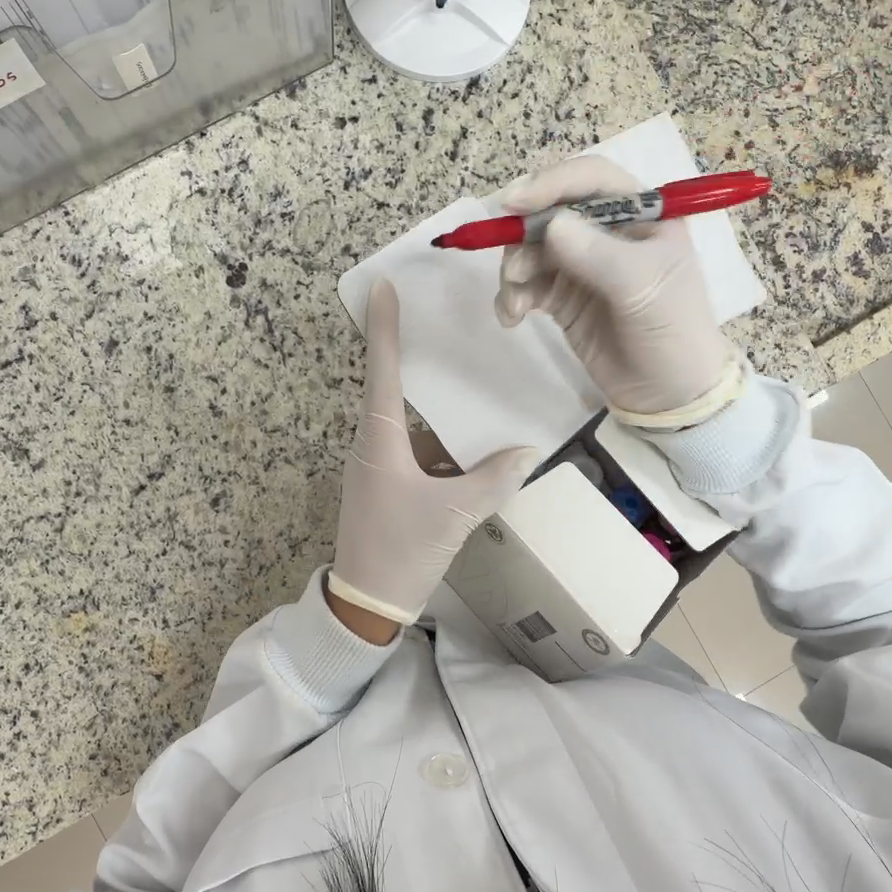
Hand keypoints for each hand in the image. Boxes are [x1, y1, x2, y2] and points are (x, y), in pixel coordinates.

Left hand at [328, 280, 542, 628]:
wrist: (365, 604)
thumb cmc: (402, 551)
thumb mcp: (454, 516)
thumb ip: (493, 481)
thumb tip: (526, 451)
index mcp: (380, 441)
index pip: (383, 371)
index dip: (384, 328)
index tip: (381, 287)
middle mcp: (373, 446)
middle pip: (394, 390)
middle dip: (415, 358)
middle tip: (439, 321)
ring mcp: (378, 468)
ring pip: (409, 425)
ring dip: (436, 410)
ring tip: (471, 383)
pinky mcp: (386, 488)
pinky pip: (416, 453)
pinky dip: (441, 447)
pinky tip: (474, 448)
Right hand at [496, 156, 743, 426]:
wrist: (670, 394)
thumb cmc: (672, 330)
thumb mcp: (644, 287)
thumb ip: (598, 254)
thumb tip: (551, 225)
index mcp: (641, 213)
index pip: (590, 180)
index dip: (550, 184)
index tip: (512, 203)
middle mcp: (608, 232)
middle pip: (551, 212)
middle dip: (524, 236)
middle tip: (514, 268)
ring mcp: (582, 265)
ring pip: (532, 249)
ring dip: (515, 270)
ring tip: (517, 303)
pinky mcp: (563, 298)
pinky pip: (527, 284)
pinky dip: (513, 296)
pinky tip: (513, 317)